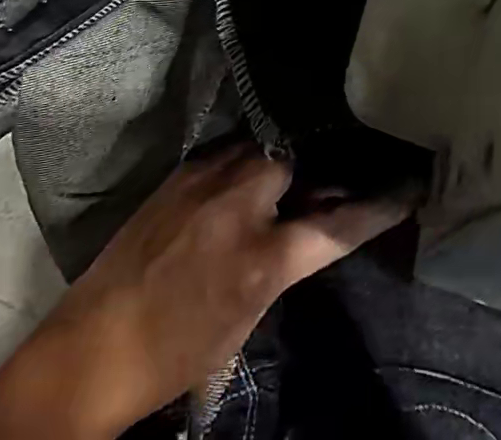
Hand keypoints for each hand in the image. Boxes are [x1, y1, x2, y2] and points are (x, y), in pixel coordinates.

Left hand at [0, 145, 411, 438]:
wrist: (90, 351)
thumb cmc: (177, 348)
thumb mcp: (248, 314)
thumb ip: (287, 259)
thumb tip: (315, 222)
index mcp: (259, 258)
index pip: (338, 223)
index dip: (379, 205)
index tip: (410, 187)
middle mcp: (235, 205)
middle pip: (297, 161)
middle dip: (315, 169)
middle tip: (327, 179)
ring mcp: (202, 181)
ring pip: (263, 148)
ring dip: (281, 161)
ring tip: (288, 174)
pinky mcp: (178, 173)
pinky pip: (230, 152)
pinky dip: (247, 160)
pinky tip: (246, 176)